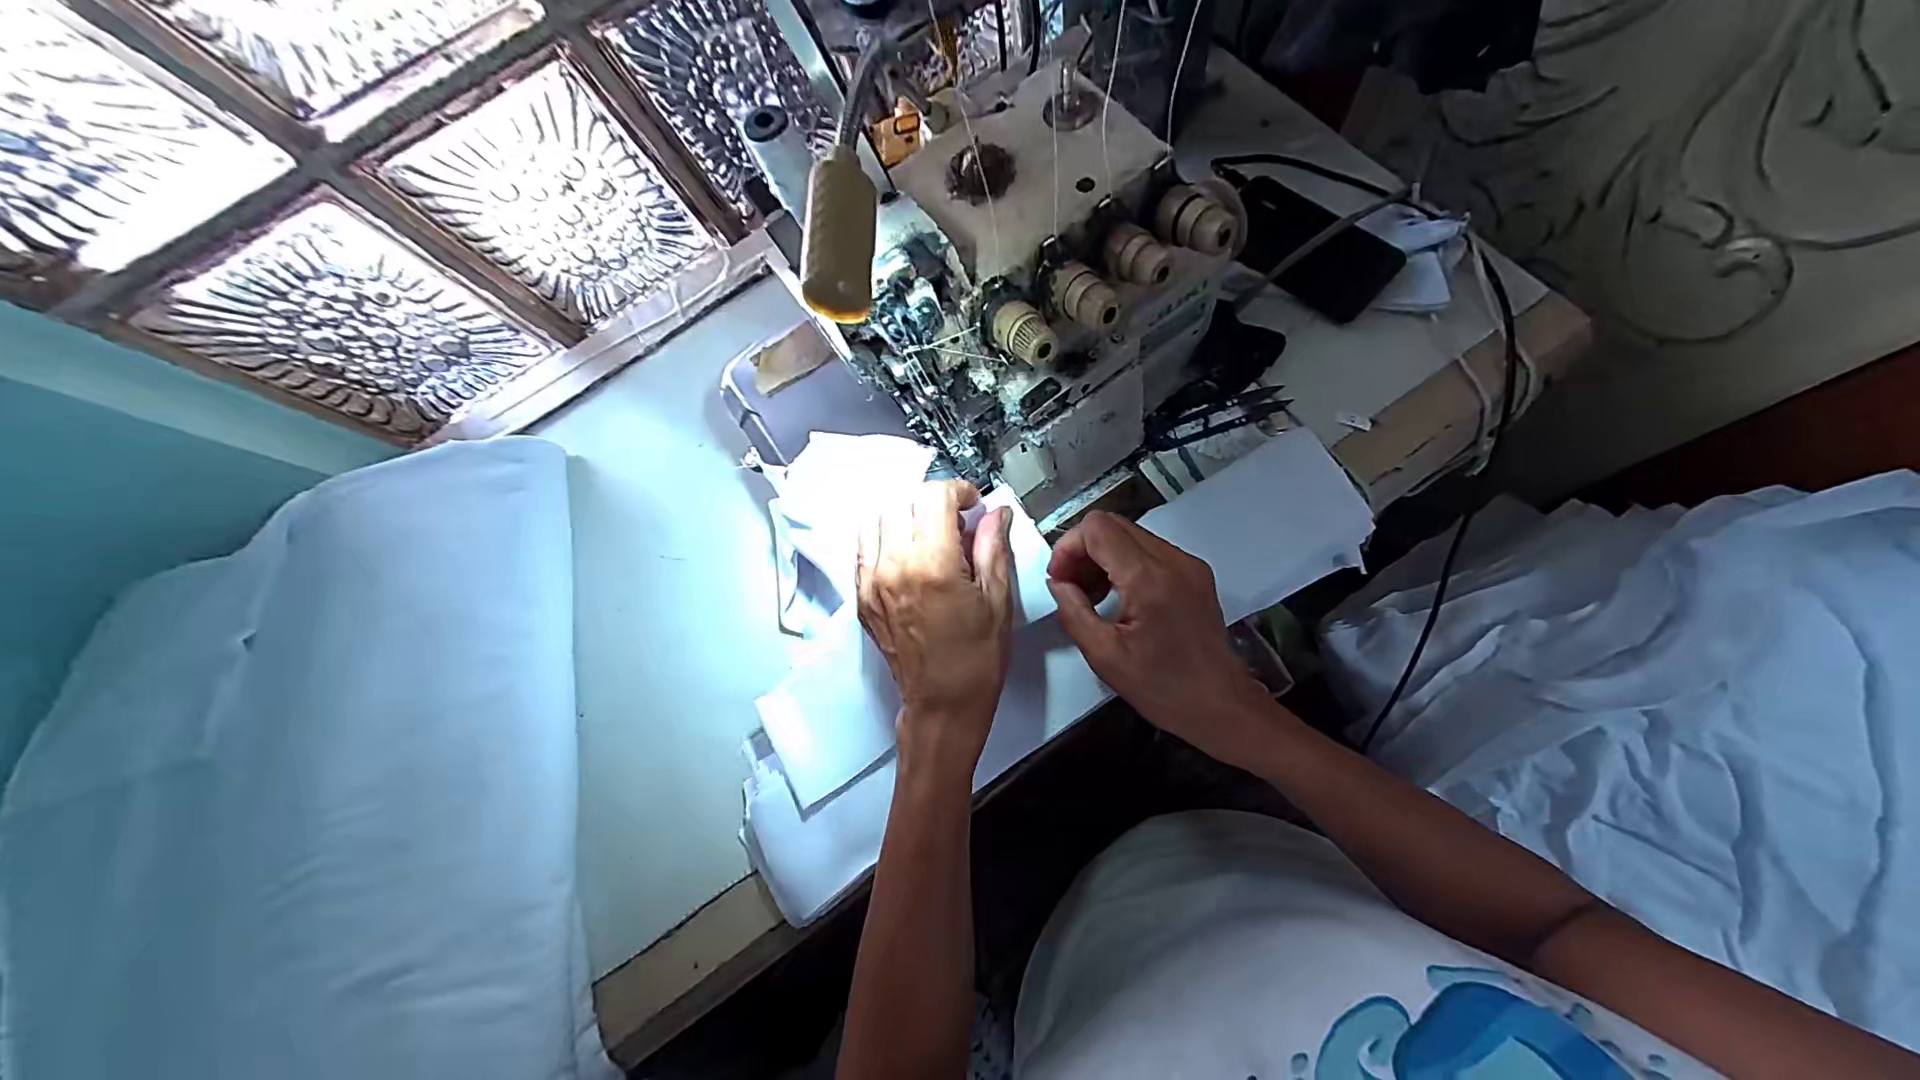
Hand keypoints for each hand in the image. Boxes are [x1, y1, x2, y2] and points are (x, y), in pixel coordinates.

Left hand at [858, 480, 1013, 782]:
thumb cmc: (973, 662)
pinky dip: (885, 537)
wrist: (942, 703)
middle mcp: (895, 568)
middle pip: (902, 500)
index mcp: (933, 566)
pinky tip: (910, 554)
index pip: (934, 497)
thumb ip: (994, 548)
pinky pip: (865, 548)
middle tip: (954, 519)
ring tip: (930, 535)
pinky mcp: (863, 596)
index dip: (958, 490)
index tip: (971, 501)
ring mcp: (873, 582)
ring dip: (905, 515)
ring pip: (877, 518)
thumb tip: (996, 516)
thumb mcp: (997, 601)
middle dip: (931, 500)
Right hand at [1046, 512, 1278, 770]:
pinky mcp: (1194, 572)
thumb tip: (1059, 583)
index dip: (1068, 547)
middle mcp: (1173, 561)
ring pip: (1129, 534)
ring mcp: (1187, 564)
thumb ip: (1073, 611)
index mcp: (1149, 580)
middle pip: (1112, 524)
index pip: (1097, 529)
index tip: (1060, 579)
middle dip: (1082, 549)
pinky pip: (1148, 550)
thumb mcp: (1104, 655)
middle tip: (1071, 586)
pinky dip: (1124, 563)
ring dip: (1102, 556)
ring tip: (1092, 595)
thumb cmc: (1164, 688)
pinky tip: (1118, 596)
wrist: (1221, 705)